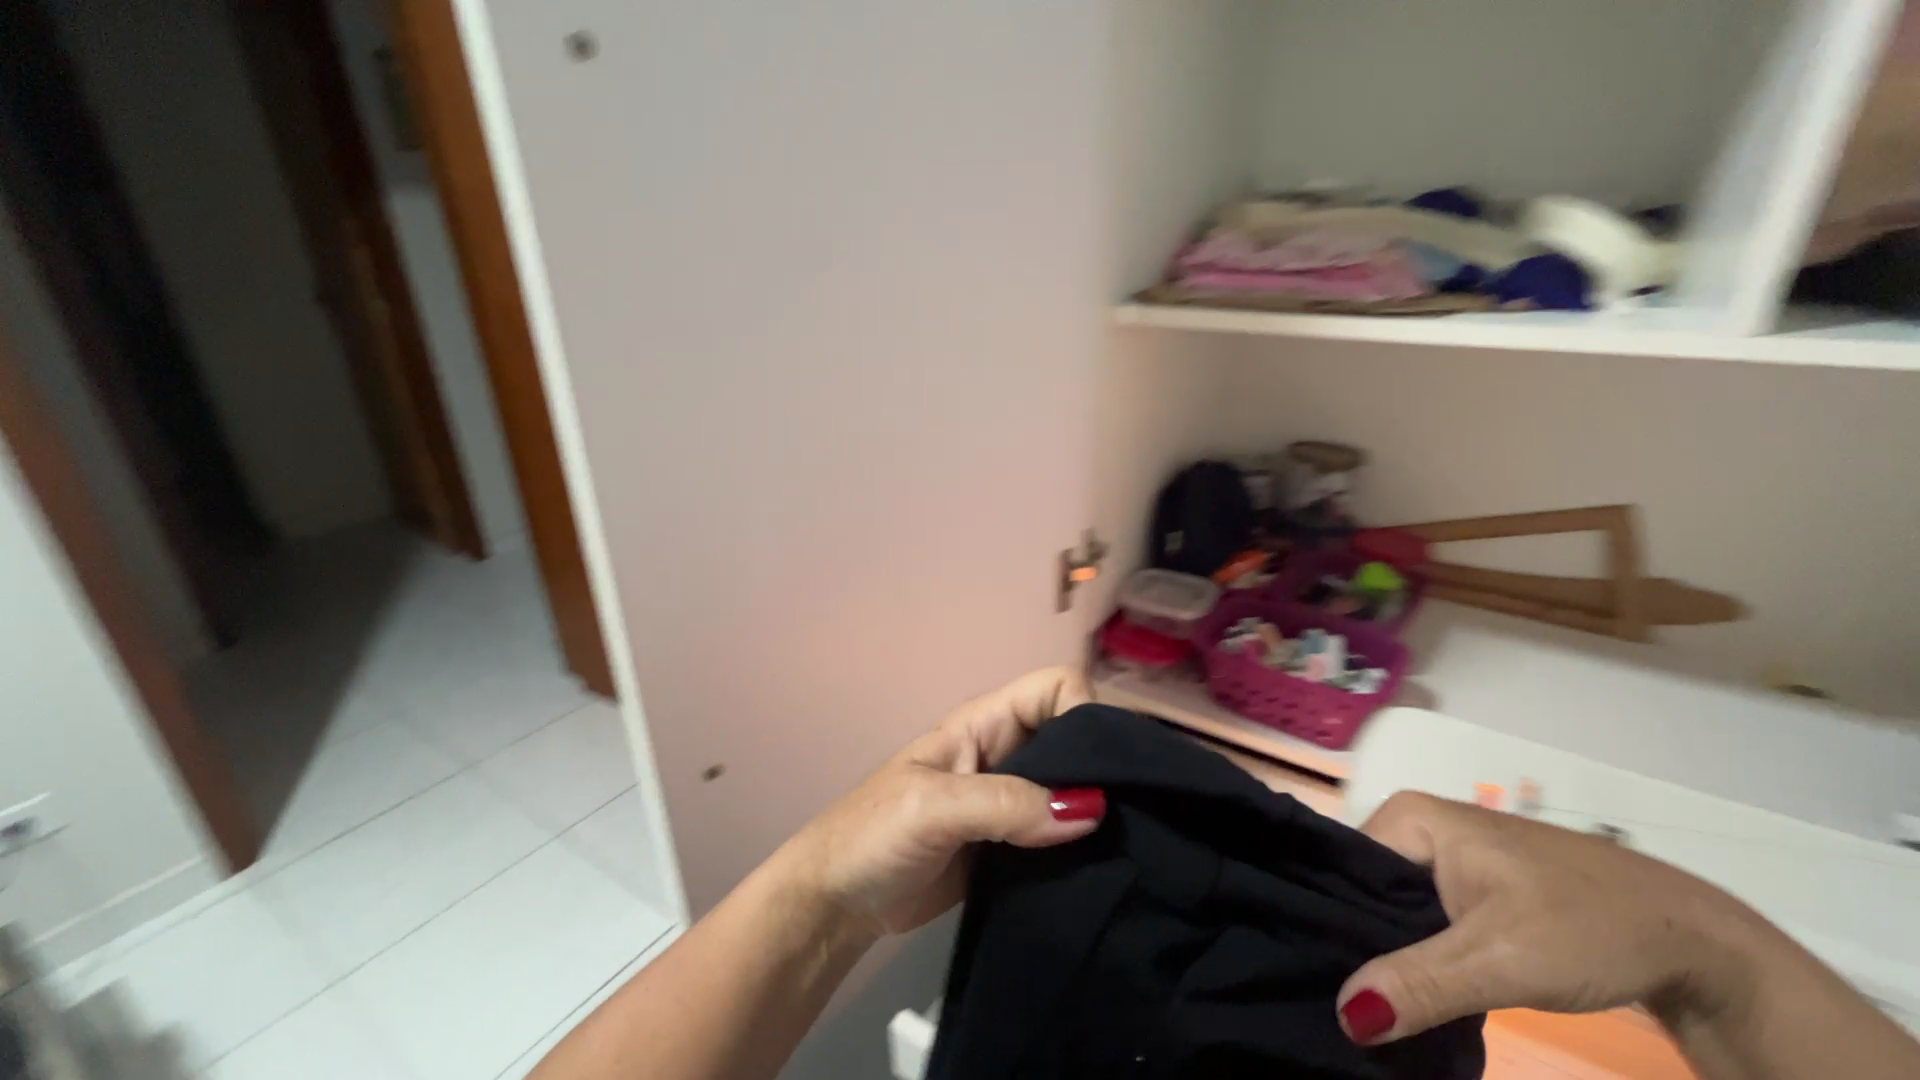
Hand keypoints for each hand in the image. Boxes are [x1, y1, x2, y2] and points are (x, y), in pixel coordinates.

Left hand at [774, 667, 1106, 937]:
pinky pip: (1061, 834)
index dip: (1085, 711)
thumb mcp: (932, 808)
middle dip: (1105, 763)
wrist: (836, 904)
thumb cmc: (871, 836)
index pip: (1054, 688)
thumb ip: (1006, 804)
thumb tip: (1091, 809)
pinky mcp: (1014, 847)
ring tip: (1134, 840)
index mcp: (983, 725)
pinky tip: (1108, 863)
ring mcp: (1010, 802)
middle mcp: (1006, 755)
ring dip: (1100, 807)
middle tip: (1137, 807)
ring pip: (1073, 786)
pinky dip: (1084, 844)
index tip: (1107, 765)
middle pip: (1074, 735)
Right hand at [1335, 792, 1753, 1044]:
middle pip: (1362, 888)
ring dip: (1386, 957)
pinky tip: (1407, 996)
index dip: (1327, 921)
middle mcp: (1421, 827)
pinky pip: (1423, 919)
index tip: (1314, 974)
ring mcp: (1449, 857)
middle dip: (1355, 944)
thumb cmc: (1593, 928)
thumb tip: (1342, 1019)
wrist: (1700, 944)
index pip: (1339, 866)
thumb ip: (1420, 985)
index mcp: (1411, 816)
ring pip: (1393, 909)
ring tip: (1361, 1007)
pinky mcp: (1476, 888)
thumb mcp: (1501, 961)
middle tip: (1337, 1002)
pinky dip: (1417, 957)